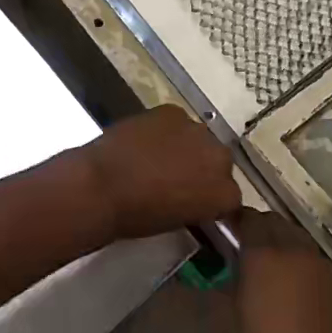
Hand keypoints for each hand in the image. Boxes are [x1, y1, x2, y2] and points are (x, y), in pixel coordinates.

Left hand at [81, 106, 239, 238]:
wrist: (102, 186)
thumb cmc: (136, 216)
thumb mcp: (176, 220)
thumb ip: (196, 205)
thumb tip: (191, 197)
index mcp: (225, 194)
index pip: (229, 195)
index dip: (210, 196)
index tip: (194, 200)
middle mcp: (221, 159)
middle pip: (219, 162)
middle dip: (203, 168)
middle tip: (177, 177)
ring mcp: (198, 131)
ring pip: (199, 139)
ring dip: (187, 146)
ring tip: (159, 156)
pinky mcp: (174, 112)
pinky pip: (176, 121)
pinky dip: (166, 129)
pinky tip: (146, 139)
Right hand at [232, 211, 331, 332]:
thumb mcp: (228, 316)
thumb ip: (228, 278)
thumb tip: (229, 263)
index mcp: (265, 253)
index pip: (250, 217)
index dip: (236, 222)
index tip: (226, 235)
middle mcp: (297, 249)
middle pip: (276, 222)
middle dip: (260, 230)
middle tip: (245, 253)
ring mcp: (324, 265)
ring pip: (298, 239)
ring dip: (283, 245)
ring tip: (271, 274)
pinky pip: (315, 261)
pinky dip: (302, 265)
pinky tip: (295, 293)